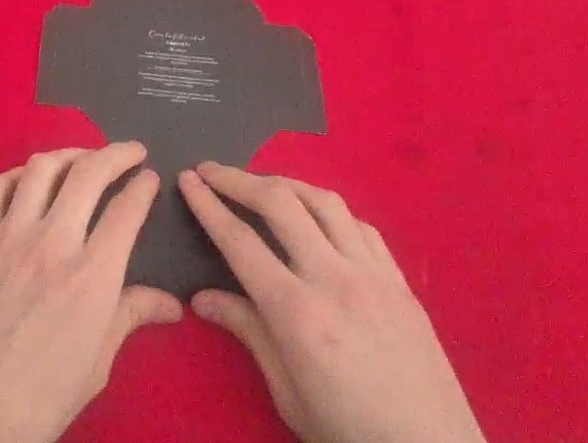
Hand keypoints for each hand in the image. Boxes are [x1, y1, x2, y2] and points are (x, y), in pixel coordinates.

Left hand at [0, 143, 182, 442]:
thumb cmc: (43, 394)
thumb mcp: (98, 361)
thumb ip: (131, 315)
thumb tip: (171, 304)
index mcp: (91, 275)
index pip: (126, 210)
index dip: (143, 186)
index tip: (150, 177)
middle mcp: (52, 242)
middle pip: (88, 173)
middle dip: (116, 154)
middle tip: (130, 151)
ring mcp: (9, 235)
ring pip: (41, 168)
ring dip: (69, 154)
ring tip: (83, 157)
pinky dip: (18, 173)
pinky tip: (30, 179)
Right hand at [180, 163, 485, 442]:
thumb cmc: (349, 432)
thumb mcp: (288, 394)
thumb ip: (248, 333)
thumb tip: (202, 298)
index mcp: (297, 312)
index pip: (240, 241)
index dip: (208, 205)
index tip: (187, 180)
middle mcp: (334, 278)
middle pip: (280, 203)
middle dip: (238, 179)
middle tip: (211, 170)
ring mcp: (373, 274)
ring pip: (323, 202)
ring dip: (284, 182)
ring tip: (259, 183)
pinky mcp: (400, 281)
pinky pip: (361, 226)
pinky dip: (330, 210)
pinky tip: (317, 217)